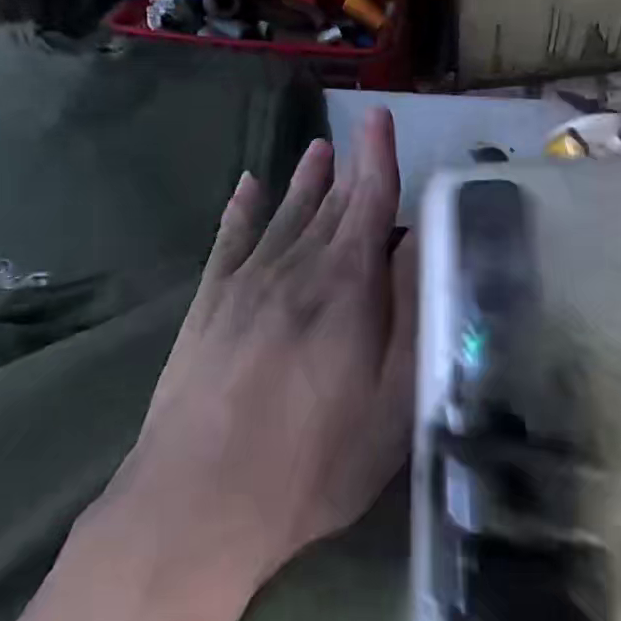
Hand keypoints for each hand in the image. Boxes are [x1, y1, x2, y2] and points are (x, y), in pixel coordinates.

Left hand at [121, 107, 415, 578]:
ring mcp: (245, 282)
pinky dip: (241, 210)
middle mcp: (296, 267)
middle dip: (348, 168)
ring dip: (303, 181)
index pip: (370, 203)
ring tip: (316, 150)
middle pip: (330, 205)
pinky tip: (247, 186)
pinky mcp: (208, 305)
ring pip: (284, 214)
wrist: (199, 501)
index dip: (379, 158)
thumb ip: (409, 313)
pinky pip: (229, 239)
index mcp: (346, 286)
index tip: (380, 118)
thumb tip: (420, 245)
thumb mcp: (392, 399)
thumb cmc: (315, 460)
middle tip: (356, 134)